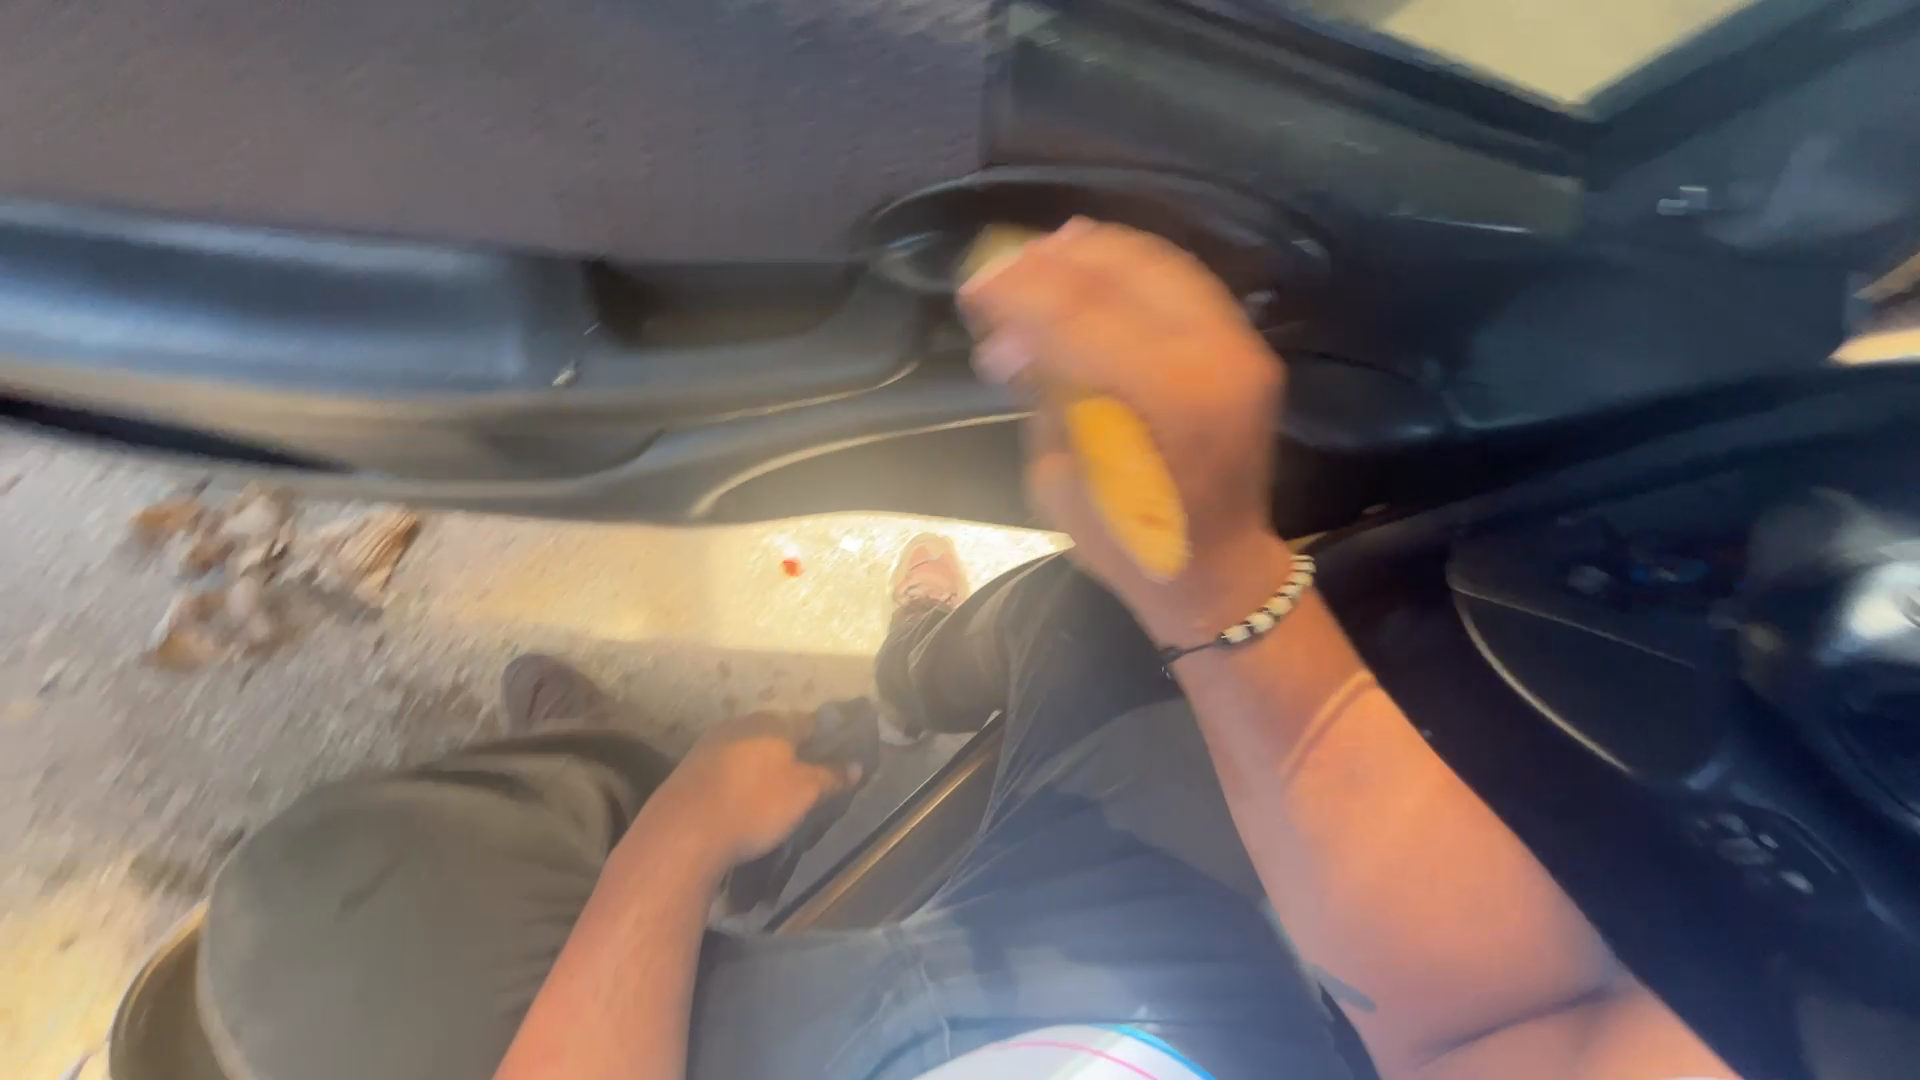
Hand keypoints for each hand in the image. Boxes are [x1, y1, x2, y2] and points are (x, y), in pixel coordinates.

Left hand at [644, 712, 858, 869]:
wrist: (681, 835)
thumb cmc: (753, 805)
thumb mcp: (804, 792)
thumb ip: (832, 775)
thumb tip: (856, 765)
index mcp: (771, 721)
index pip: (811, 721)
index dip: (830, 739)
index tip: (842, 758)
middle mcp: (740, 724)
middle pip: (779, 735)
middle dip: (796, 754)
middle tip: (812, 781)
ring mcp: (710, 746)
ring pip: (751, 752)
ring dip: (766, 769)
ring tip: (779, 797)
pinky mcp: (690, 771)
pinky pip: (728, 770)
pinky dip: (741, 782)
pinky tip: (746, 804)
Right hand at [959, 218, 1293, 644]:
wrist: (1216, 568)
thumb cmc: (1130, 545)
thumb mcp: (1062, 480)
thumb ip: (1044, 397)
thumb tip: (1008, 336)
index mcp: (1163, 402)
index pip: (1078, 317)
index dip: (1019, 293)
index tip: (974, 285)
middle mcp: (1212, 357)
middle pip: (1119, 275)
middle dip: (1048, 263)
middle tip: (998, 265)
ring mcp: (1238, 347)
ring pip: (1155, 264)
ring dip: (1090, 252)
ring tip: (1038, 252)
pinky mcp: (1244, 347)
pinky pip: (1180, 281)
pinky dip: (1130, 264)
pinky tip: (1091, 259)